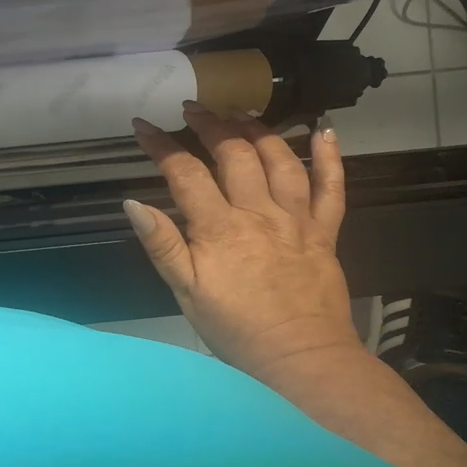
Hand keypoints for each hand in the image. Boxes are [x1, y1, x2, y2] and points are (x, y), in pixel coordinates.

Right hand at [125, 104, 364, 382]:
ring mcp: (297, 220)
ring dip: (259, 130)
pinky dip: (330, 156)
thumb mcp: (185, 291)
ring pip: (280, 160)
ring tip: (239, 113)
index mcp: (219, 229)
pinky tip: (324, 131)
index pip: (185, 173)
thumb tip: (133, 204)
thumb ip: (162, 244)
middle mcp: (259, 214)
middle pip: (235, 154)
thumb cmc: (235, 328)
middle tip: (192, 108)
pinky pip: (333, 188)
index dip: (161, 145)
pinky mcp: (325, 232)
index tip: (143, 125)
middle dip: (210, 125)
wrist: (301, 357)